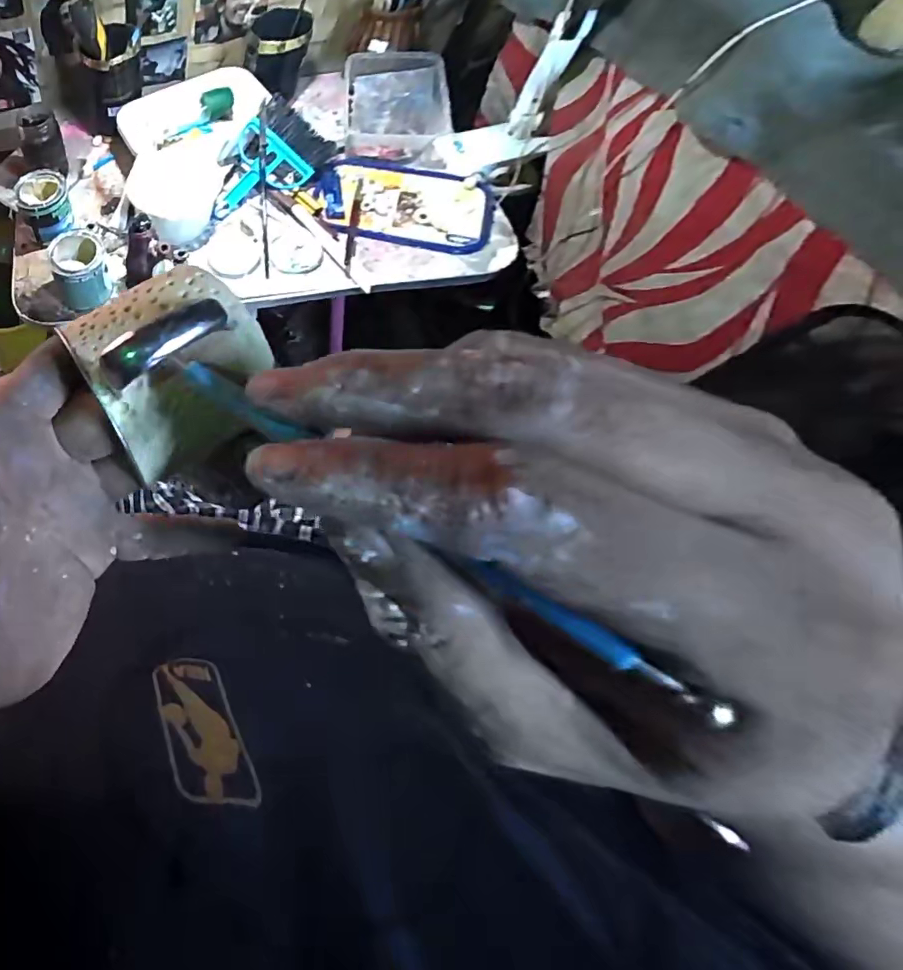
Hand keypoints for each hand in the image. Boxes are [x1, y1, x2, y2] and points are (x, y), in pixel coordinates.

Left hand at [0, 344, 234, 756]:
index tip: (169, 319)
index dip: (101, 340)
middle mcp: (32, 463)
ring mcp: (66, 508)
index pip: (49, 370)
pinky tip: (247, 510)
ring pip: (137, 449)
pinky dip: (192, 516)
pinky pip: (151, 526)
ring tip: (260, 412)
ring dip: (187, 429)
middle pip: (109, 400)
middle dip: (165, 375)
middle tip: (241, 358)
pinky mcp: (89, 558)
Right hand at [241, 331, 902, 820]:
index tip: (274, 469)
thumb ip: (440, 628)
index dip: (379, 476)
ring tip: (306, 389)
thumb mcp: (540, 731)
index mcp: (766, 625)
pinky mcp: (716, 408)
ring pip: (542, 368)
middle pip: (537, 403)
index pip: (527, 506)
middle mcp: (788, 503)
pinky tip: (384, 395)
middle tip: (271, 396)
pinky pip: (557, 365)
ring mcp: (760, 438)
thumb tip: (340, 516)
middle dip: (376, 390)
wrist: (859, 722)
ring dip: (400, 371)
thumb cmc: (675, 751)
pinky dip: (447, 374)